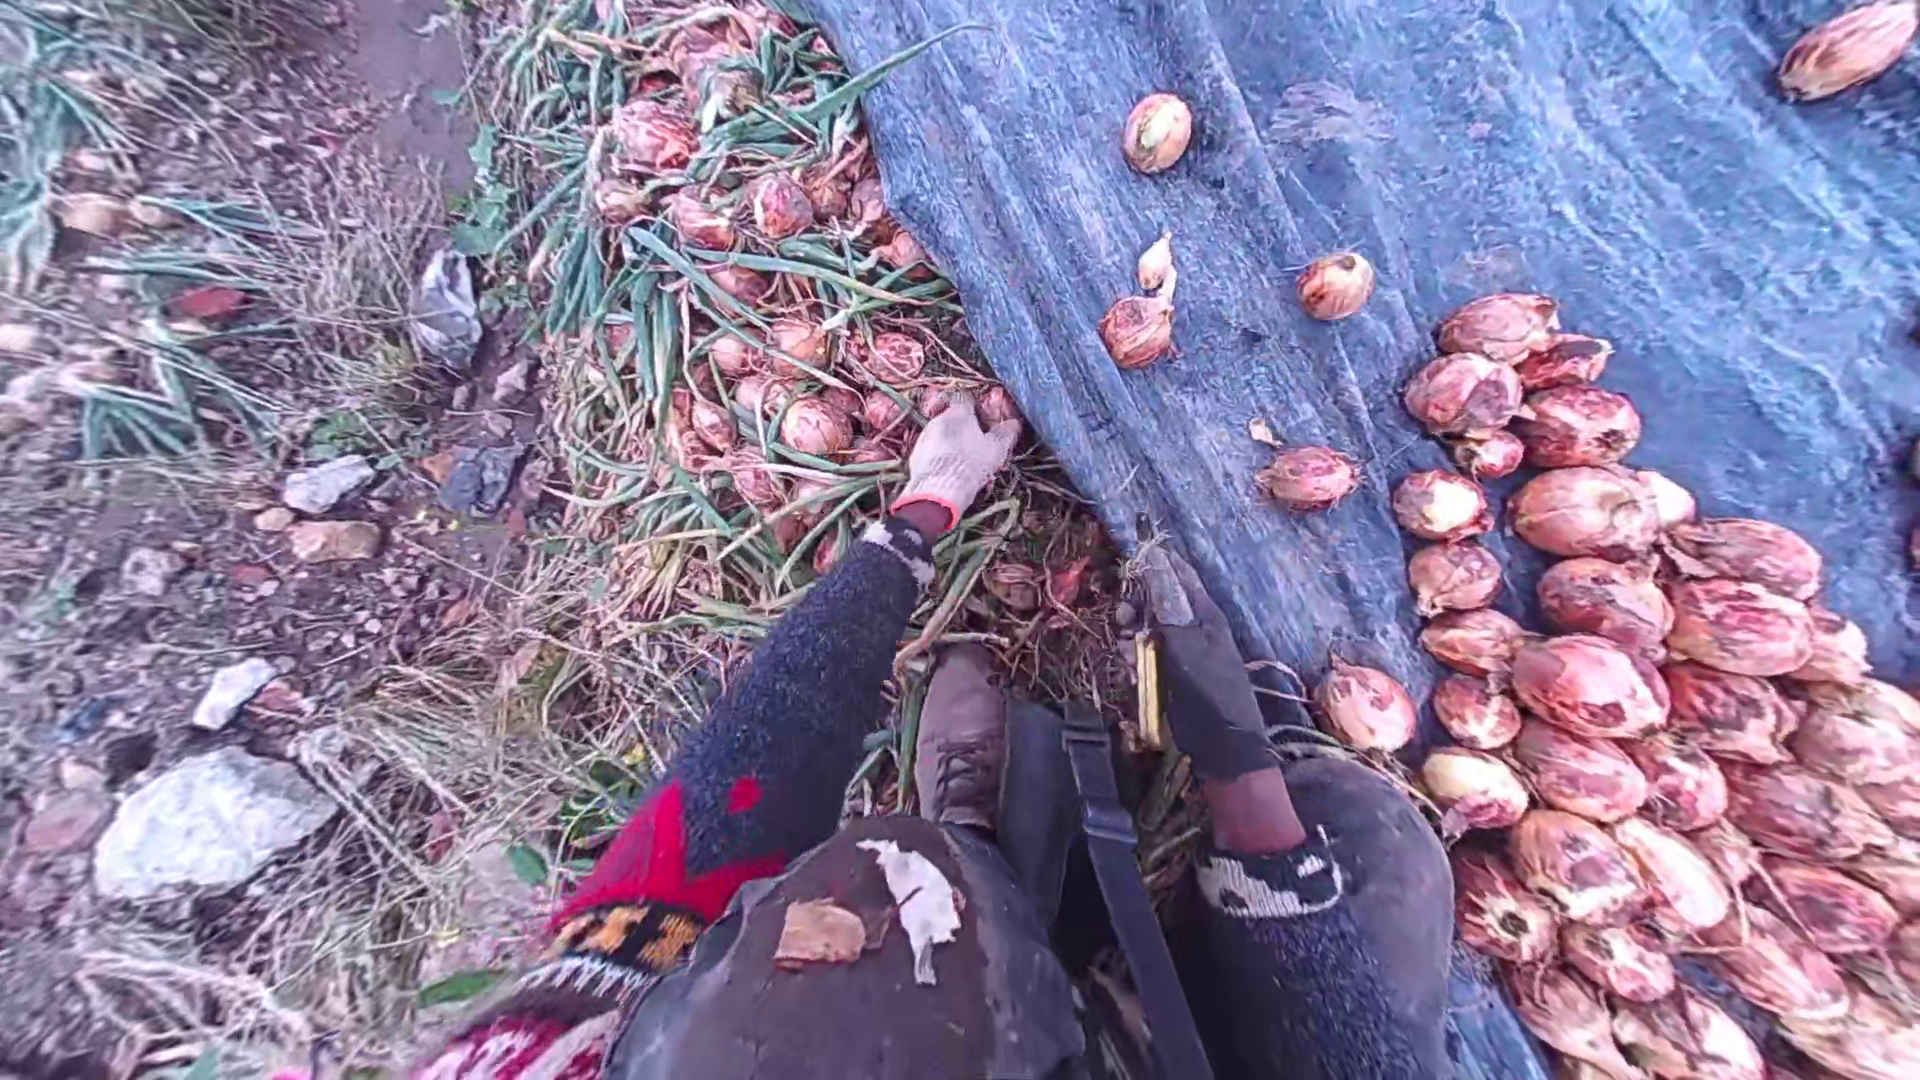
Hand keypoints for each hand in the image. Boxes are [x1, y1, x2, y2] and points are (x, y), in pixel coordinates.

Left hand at [891, 394, 1019, 533]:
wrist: (940, 489)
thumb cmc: (972, 464)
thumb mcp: (996, 450)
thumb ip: (1005, 434)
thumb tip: (1014, 424)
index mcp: (959, 413)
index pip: (966, 399)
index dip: (976, 408)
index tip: (984, 420)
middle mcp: (938, 419)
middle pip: (952, 417)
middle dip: (963, 428)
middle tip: (976, 445)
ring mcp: (924, 437)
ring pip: (940, 434)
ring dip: (950, 443)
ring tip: (963, 461)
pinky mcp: (915, 455)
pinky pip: (930, 451)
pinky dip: (939, 457)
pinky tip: (948, 470)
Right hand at [1137, 547, 1273, 778]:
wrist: (1220, 742)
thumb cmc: (1209, 688)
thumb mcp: (1187, 643)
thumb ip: (1168, 604)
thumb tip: (1155, 561)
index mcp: (1203, 613)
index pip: (1179, 574)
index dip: (1156, 563)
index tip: (1130, 560)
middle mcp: (1190, 625)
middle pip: (1153, 601)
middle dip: (1134, 608)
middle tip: (1123, 620)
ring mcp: (1177, 649)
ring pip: (1142, 628)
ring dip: (1129, 638)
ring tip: (1127, 654)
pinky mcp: (1166, 670)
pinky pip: (1141, 654)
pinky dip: (1132, 659)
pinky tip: (1131, 671)